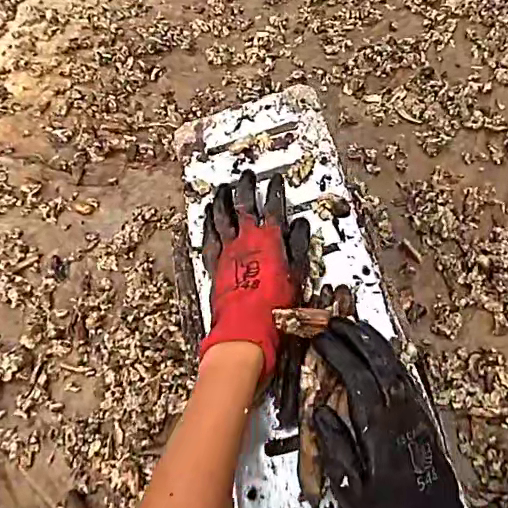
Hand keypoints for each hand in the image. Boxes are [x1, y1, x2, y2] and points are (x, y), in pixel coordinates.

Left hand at [199, 170, 307, 380]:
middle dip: (245, 188)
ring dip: (222, 201)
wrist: (245, 331)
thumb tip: (300, 226)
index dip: (274, 193)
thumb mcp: (296, 278)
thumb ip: (297, 248)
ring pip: (222, 218)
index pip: (273, 209)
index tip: (275, 181)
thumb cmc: (274, 310)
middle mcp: (246, 241)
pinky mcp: (214, 264)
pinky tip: (207, 217)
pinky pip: (209, 238)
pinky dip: (208, 224)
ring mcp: (227, 251)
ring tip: (223, 190)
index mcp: (270, 242)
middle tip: (246, 176)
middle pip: (243, 206)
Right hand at [311, 316, 507, 507]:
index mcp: (380, 430)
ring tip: (352, 325)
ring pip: (394, 365)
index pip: (357, 379)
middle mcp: (400, 413)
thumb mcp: (353, 492)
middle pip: (378, 363)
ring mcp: (415, 412)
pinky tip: (376, 349)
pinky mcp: (423, 415)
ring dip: (372, 341)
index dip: (338, 355)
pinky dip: (388, 355)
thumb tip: (322, 413)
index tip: (320, 339)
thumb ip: (336, 450)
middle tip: (333, 321)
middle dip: (354, 337)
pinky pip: (404, 375)